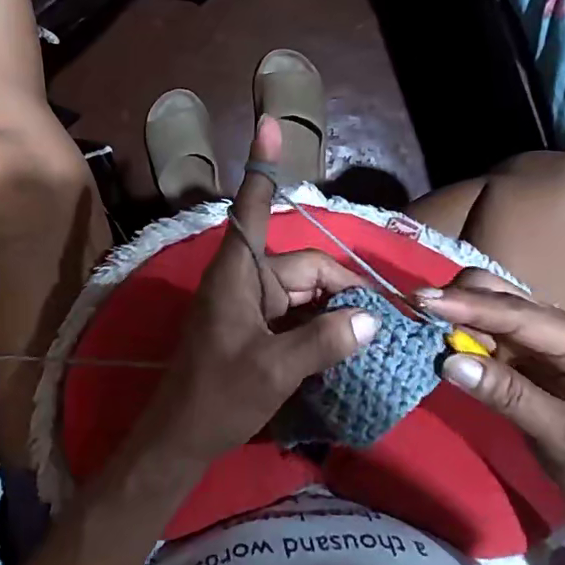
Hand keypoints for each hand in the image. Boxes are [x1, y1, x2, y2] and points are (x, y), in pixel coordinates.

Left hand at [135, 117, 378, 467]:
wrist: (179, 439)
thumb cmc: (217, 397)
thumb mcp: (274, 370)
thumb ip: (324, 341)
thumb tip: (371, 317)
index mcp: (238, 274)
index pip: (253, 208)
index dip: (263, 168)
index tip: (269, 125)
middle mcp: (244, 280)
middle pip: (304, 265)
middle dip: (343, 287)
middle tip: (385, 320)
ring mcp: (249, 305)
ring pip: (305, 292)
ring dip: (335, 310)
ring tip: (373, 336)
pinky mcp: (253, 328)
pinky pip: (296, 315)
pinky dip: (321, 326)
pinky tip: (348, 345)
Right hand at [419, 270, 564, 527]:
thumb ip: (510, 396)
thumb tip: (449, 361)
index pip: (519, 314)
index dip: (469, 305)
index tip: (422, 300)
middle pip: (503, 297)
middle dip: (460, 298)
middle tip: (415, 310)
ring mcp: (543, 345)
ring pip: (490, 311)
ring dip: (456, 314)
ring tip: (418, 323)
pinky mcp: (525, 362)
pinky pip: (486, 337)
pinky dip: (460, 335)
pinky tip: (438, 341)